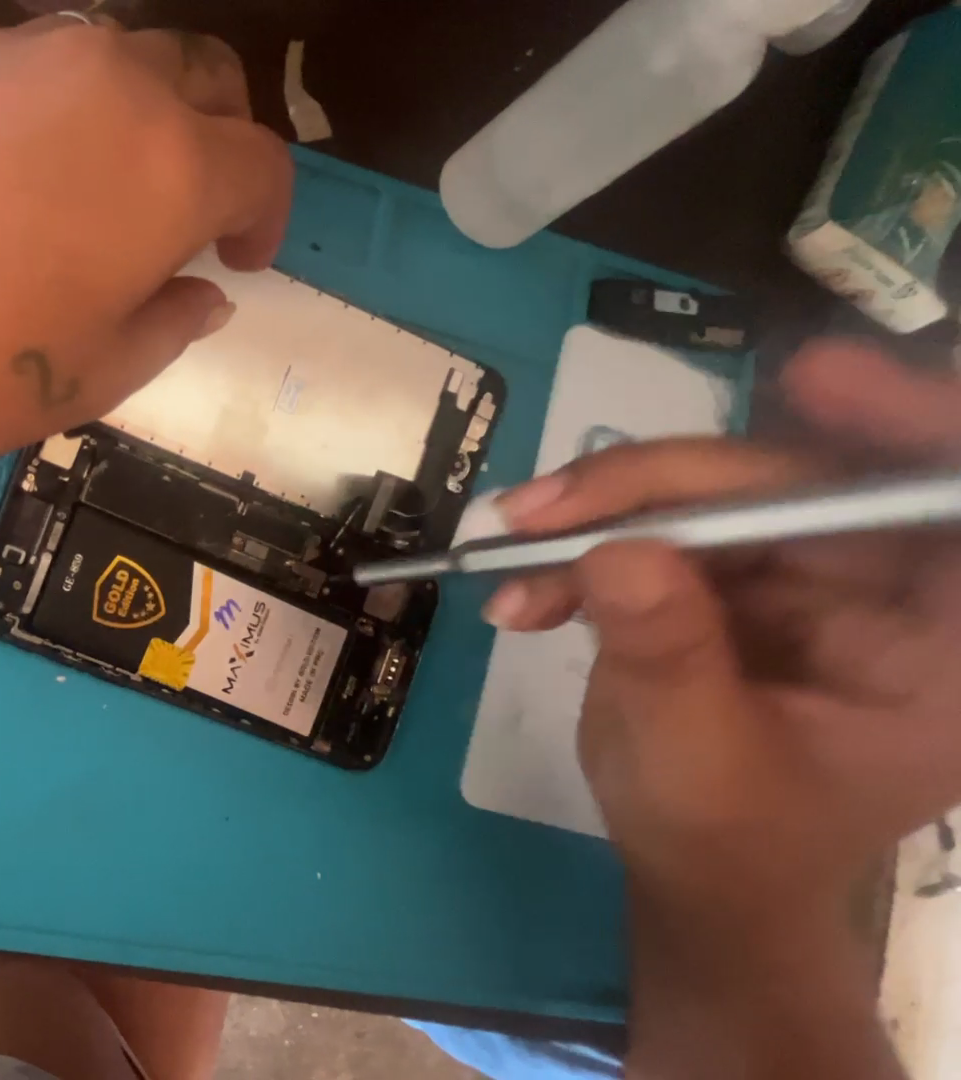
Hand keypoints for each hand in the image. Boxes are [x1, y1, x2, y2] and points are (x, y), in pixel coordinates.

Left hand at [0, 15, 290, 512]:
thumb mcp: (83, 382)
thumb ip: (163, 327)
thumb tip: (202, 292)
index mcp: (169, 165)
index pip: (259, 165)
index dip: (265, 215)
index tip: (242, 259)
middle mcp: (106, 80)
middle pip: (203, 83)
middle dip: (216, 148)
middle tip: (185, 221)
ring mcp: (11, 58)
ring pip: (116, 66)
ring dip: (137, 126)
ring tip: (95, 207)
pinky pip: (29, 78)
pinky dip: (54, 121)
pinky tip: (6, 190)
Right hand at [481, 342, 960, 908]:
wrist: (688, 864)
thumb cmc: (724, 832)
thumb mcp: (695, 753)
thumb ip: (667, 653)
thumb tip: (615, 549)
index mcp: (939, 642)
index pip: (950, 506)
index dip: (903, 429)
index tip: (807, 381)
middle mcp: (879, 591)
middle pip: (784, 487)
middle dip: (653, 486)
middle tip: (536, 510)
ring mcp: (793, 580)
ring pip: (695, 502)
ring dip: (588, 522)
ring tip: (505, 560)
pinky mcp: (718, 580)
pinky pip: (641, 535)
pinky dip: (570, 558)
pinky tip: (520, 600)